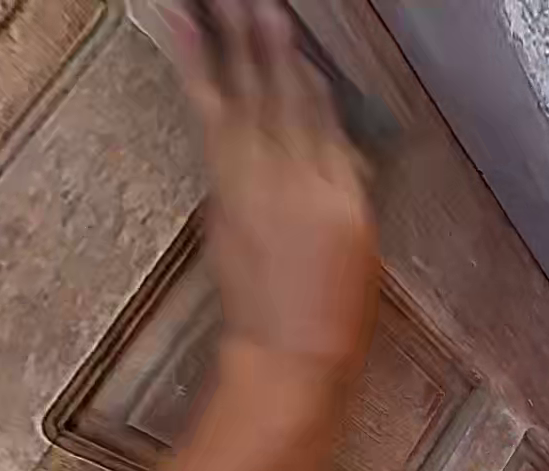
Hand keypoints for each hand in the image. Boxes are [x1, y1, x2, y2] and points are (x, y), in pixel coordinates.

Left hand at [162, 0, 378, 368]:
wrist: (289, 356)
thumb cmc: (339, 319)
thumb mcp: (362, 258)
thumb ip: (348, 198)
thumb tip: (335, 154)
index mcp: (344, 200)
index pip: (326, 123)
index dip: (310, 79)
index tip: (300, 42)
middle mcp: (300, 180)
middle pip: (285, 99)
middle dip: (270, 42)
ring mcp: (255, 185)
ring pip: (244, 99)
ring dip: (232, 42)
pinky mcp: (221, 196)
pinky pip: (210, 123)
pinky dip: (197, 75)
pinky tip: (185, 35)